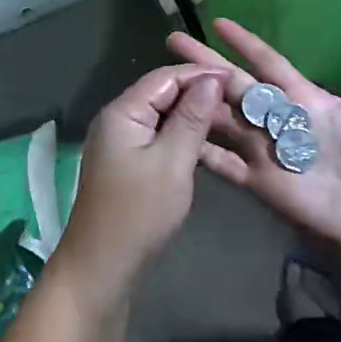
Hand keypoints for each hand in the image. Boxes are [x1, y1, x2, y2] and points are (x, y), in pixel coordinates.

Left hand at [53, 65, 225, 289]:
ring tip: (229, 117)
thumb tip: (211, 80)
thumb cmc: (139, 213)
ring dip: (192, 114)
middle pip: (161, 94)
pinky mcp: (127, 163)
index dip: (200, 74)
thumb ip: (192, 118)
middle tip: (238, 98)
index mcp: (122, 113)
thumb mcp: (172, 162)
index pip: (164, 78)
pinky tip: (205, 142)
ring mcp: (120, 143)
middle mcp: (117, 120)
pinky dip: (181, 135)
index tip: (236, 78)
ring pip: (161, 116)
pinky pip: (157, 137)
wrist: (102, 267)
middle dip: (198, 92)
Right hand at [169, 20, 340, 266]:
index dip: (246, 44)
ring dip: (197, 102)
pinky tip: (178, 140)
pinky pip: (227, 164)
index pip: (270, 64)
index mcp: (308, 100)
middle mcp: (281, 121)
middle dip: (205, 64)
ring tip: (166, 85)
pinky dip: (204, 152)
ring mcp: (268, 152)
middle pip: (235, 86)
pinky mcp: (263, 182)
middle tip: (174, 41)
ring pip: (225, 120)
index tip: (219, 22)